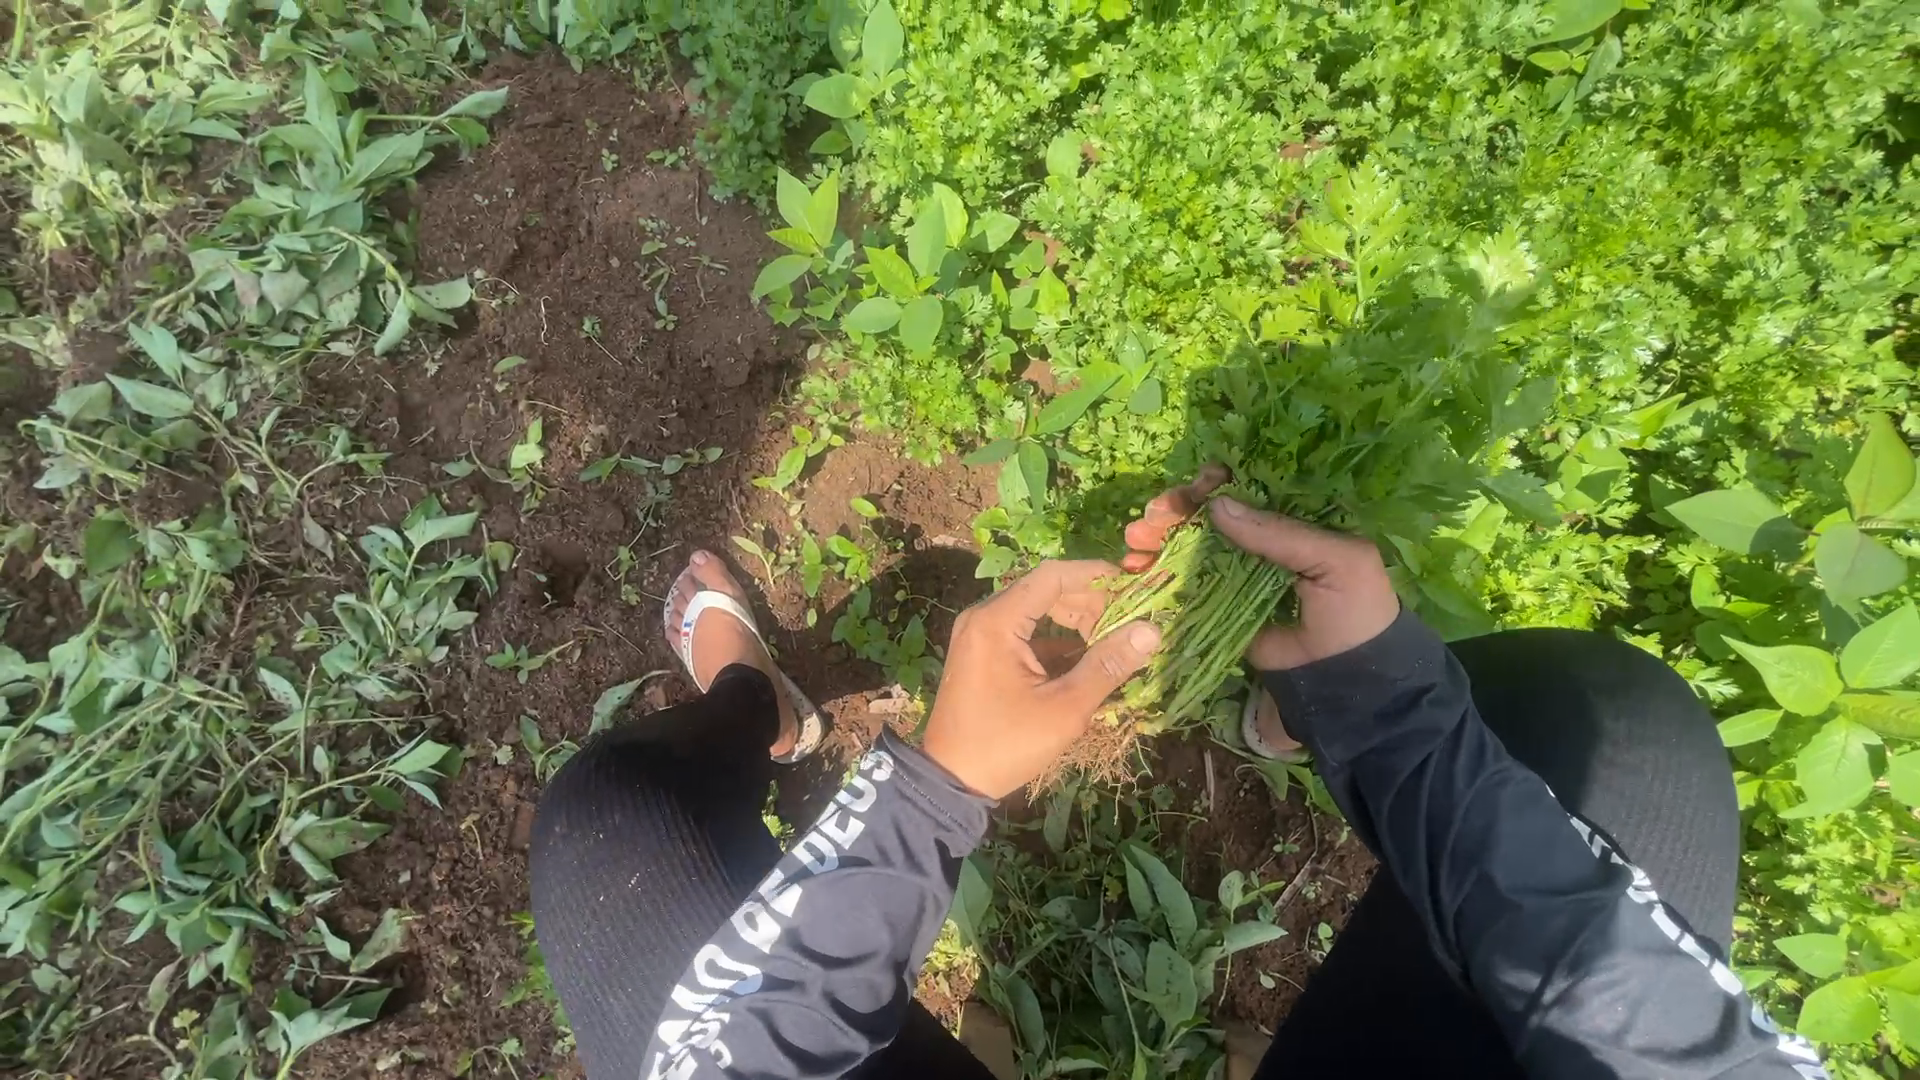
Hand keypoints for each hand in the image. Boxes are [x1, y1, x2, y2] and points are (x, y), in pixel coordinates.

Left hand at [922, 561, 1161, 797]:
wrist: (950, 779)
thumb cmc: (1006, 743)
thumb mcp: (1064, 708)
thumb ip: (1107, 665)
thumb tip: (1152, 630)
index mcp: (996, 621)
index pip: (1052, 576)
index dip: (1095, 575)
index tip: (1133, 585)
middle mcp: (983, 617)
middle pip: (1045, 590)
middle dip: (1089, 602)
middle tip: (1127, 623)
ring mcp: (980, 634)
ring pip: (1036, 610)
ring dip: (1074, 621)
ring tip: (1112, 642)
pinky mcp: (983, 652)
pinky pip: (1025, 631)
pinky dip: (1056, 640)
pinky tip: (1086, 659)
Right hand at [1123, 468, 1398, 669]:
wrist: (1347, 677)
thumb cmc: (1355, 611)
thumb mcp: (1336, 561)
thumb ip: (1281, 533)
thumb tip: (1216, 504)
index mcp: (1291, 518)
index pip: (1249, 485)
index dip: (1219, 480)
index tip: (1201, 484)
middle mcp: (1257, 537)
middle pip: (1207, 509)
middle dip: (1176, 506)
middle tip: (1155, 514)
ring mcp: (1230, 568)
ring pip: (1186, 539)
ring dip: (1156, 532)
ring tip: (1136, 538)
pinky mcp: (1213, 598)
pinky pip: (1178, 576)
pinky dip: (1152, 567)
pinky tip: (1134, 565)